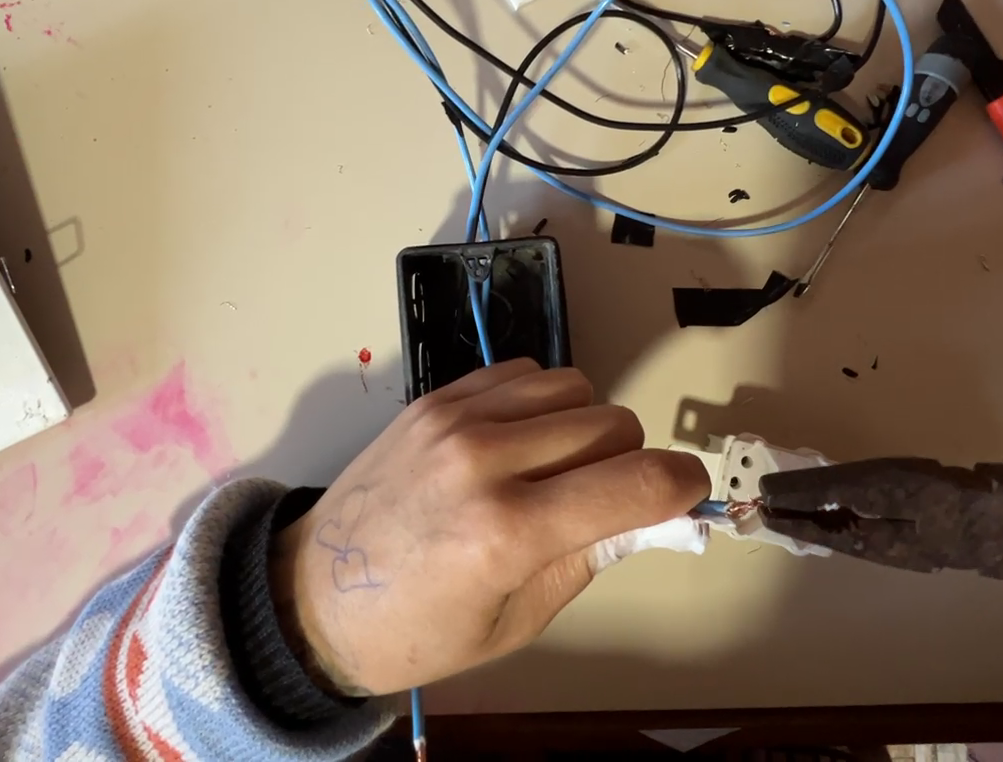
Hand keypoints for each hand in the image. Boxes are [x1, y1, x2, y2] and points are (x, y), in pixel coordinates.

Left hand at [268, 359, 706, 695]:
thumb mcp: (517, 621)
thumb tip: (654, 512)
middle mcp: (485, 459)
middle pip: (610, 424)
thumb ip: (591, 555)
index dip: (681, 483)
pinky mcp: (436, 397)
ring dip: (586, 423)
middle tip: (610, 492)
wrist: (315, 593)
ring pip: (572, 385)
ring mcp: (456, 418)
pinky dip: (540, 400)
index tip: (687, 490)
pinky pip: (521, 371)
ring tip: (560, 463)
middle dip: (631, 459)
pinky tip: (520, 437)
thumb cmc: (418, 629)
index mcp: (508, 532)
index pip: (634, 483)